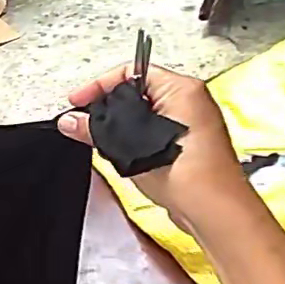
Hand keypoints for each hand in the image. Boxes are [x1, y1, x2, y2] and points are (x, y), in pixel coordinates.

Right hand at [57, 65, 246, 227]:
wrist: (214, 211)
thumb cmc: (185, 174)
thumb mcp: (129, 146)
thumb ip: (96, 130)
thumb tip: (71, 121)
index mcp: (181, 89)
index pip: (131, 72)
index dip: (99, 85)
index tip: (79, 101)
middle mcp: (191, 100)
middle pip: (137, 92)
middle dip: (109, 107)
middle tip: (87, 121)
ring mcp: (191, 123)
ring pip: (145, 114)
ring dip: (122, 126)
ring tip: (103, 140)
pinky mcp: (189, 144)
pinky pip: (154, 131)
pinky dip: (136, 139)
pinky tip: (124, 154)